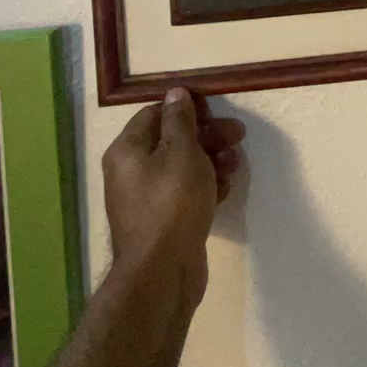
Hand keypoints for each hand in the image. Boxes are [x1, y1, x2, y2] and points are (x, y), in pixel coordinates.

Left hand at [102, 88, 245, 299]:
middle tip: (238, 135)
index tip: (216, 111)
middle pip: (172, 140)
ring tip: (236, 163)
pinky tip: (226, 189)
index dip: (187, 109)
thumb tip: (175, 93)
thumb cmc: (172, 202)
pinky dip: (206, 186)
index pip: (155, 114)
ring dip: (211, 159)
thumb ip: (180, 120)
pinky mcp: (163, 222)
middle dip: (207, 135)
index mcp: (128, 150)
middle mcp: (131, 172)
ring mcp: (146, 199)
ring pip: (182, 167)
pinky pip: (186, 193)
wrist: (162, 273)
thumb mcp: (181, 152)